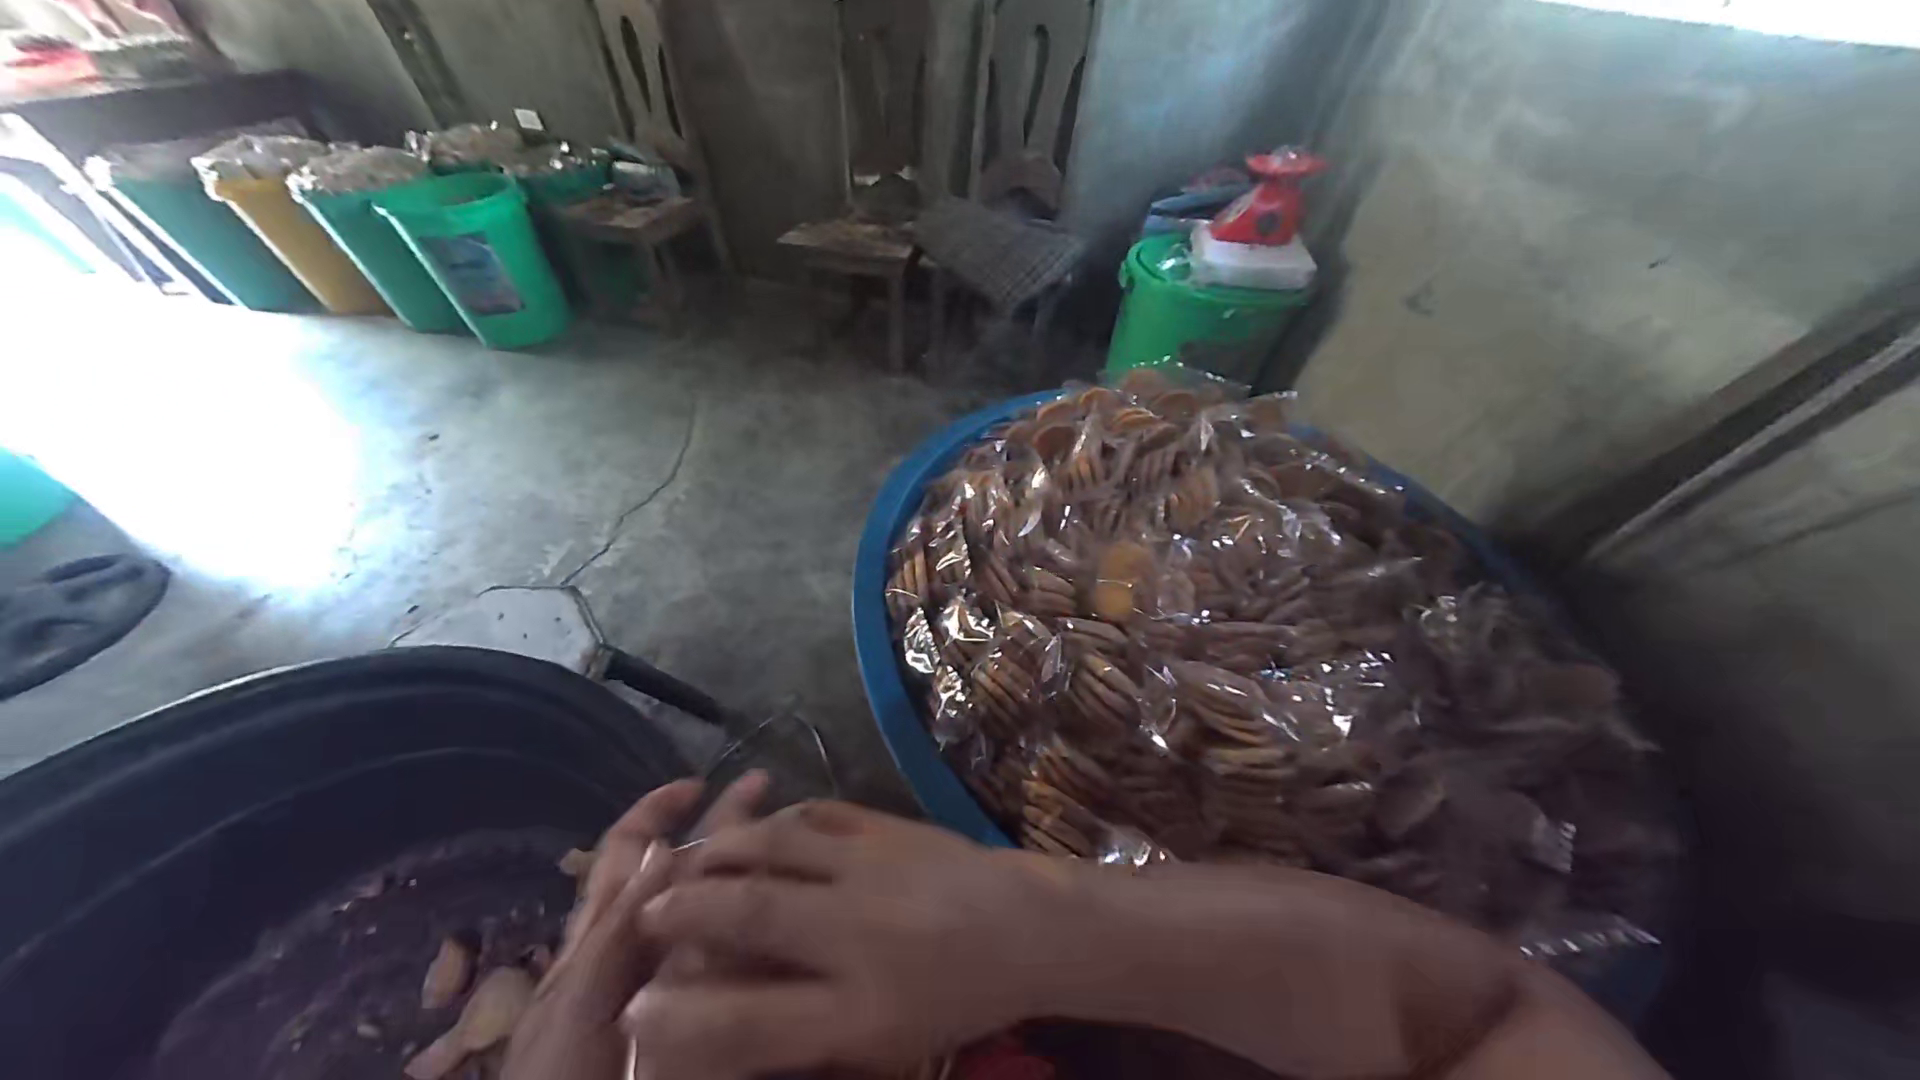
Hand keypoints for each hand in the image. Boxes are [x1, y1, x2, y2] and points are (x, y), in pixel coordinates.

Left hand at [501, 772, 768, 1079]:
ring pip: (712, 901)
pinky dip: (755, 916)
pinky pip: (733, 947)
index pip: (628, 850)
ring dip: (745, 862)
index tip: (698, 784)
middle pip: (681, 864)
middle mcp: (639, 945)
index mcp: (601, 934)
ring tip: (789, 836)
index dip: (656, 809)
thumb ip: (619, 929)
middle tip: (764, 786)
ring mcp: (671, 974)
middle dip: (720, 820)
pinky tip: (787, 908)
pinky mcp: (696, 1003)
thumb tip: (663, 846)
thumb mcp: (578, 1003)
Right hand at [624, 801, 1080, 1078]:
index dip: (677, 1019)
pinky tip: (762, 827)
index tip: (635, 1009)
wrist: (1023, 926)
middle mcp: (858, 933)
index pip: (745, 1022)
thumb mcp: (879, 1041)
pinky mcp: (889, 824)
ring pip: (776, 846)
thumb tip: (721, 1016)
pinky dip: (778, 820)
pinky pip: (817, 813)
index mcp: (857, 1012)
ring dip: (721, 851)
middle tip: (646, 911)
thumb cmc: (951, 997)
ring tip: (690, 859)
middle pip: (749, 913)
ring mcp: (873, 866)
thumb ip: (801, 1031)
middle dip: (683, 911)